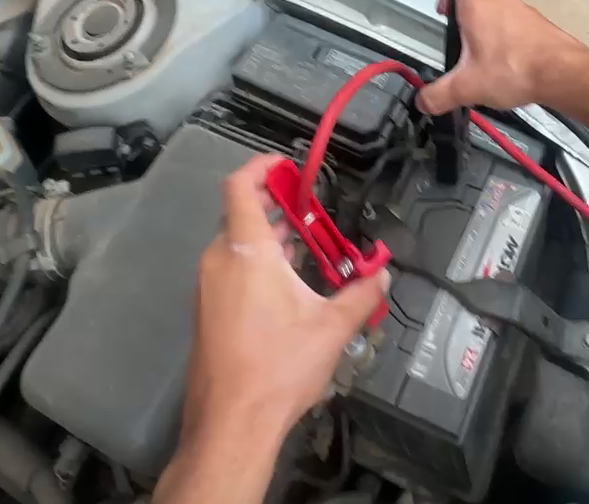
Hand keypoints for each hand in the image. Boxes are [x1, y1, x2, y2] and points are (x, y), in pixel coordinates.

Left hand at [177, 155, 390, 454]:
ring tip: (303, 243)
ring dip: (267, 234)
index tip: (285, 164)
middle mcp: (220, 261)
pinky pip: (229, 267)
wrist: (230, 425)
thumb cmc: (277, 367)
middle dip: (275, 204)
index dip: (261, 167)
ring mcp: (208, 287)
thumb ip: (362, 294)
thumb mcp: (331, 327)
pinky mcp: (206, 312)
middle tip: (308, 208)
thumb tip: (382, 276)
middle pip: (240, 212)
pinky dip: (254, 260)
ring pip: (235, 242)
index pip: (240, 186)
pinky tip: (284, 283)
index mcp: (247, 251)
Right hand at [416, 0, 588, 116]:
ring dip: (492, 31)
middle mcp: (500, 0)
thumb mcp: (467, 87)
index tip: (445, 16)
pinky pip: (519, 25)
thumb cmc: (512, 70)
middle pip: (478, 1)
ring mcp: (524, 9)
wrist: (562, 73)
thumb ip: (439, 95)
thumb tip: (423, 102)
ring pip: (500, 13)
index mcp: (477, 6)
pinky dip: (513, 40)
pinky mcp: (541, 23)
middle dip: (469, 23)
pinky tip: (513, 66)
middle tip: (465, 49)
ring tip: (490, 61)